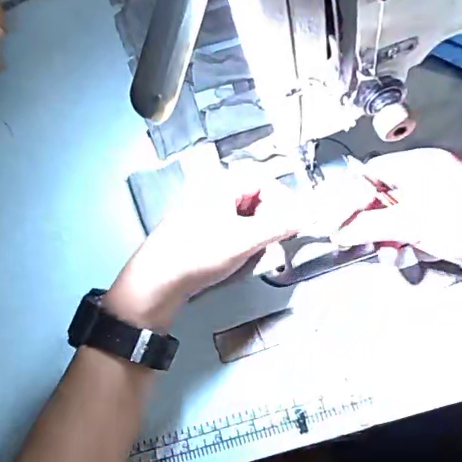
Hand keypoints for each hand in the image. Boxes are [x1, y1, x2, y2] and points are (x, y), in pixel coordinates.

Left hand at [106, 169, 303, 329]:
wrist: (157, 281)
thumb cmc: (196, 255)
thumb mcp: (245, 241)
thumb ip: (279, 226)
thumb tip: (304, 217)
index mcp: (220, 184)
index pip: (264, 181)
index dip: (283, 201)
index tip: (293, 222)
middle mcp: (209, 190)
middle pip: (253, 195)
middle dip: (271, 217)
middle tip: (279, 237)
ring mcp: (200, 208)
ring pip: (242, 212)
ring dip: (257, 229)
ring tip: (258, 249)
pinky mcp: (195, 228)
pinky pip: (228, 225)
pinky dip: (241, 237)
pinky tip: (239, 255)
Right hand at [318, 149, 461, 310]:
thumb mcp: (415, 222)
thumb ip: (372, 225)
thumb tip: (338, 231)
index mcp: (421, 165)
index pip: (370, 174)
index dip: (347, 198)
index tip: (329, 222)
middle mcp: (427, 181)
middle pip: (380, 199)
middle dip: (366, 223)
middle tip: (350, 243)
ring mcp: (438, 207)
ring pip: (395, 222)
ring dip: (386, 241)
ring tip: (388, 256)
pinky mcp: (446, 230)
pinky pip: (413, 237)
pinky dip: (405, 248)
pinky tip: (404, 260)